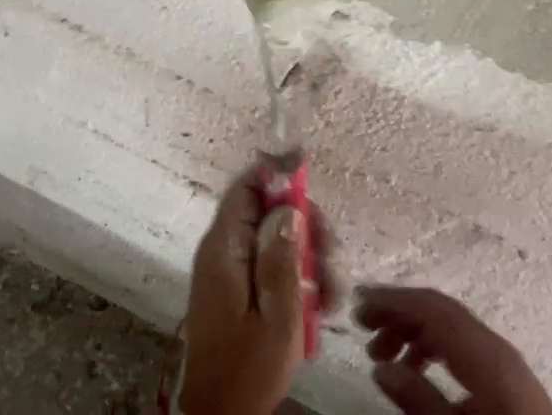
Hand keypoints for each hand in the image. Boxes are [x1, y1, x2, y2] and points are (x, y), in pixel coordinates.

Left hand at [179, 165, 332, 414]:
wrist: (220, 413)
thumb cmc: (248, 368)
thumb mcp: (276, 316)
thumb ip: (280, 257)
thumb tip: (286, 206)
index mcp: (224, 249)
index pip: (245, 187)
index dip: (274, 169)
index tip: (305, 162)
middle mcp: (222, 250)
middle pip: (266, 211)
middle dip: (305, 226)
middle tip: (331, 258)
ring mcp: (229, 269)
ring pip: (274, 239)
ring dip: (307, 258)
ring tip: (330, 297)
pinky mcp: (238, 289)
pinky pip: (269, 265)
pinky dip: (296, 278)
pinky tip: (317, 306)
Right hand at [356, 286, 551, 414]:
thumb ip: (420, 401)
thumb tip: (380, 368)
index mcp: (486, 357)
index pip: (433, 309)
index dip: (392, 300)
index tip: (357, 302)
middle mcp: (497, 348)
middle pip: (441, 311)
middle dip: (397, 311)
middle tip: (361, 327)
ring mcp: (506, 362)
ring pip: (451, 327)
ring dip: (412, 331)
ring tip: (381, 355)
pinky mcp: (509, 379)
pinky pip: (464, 346)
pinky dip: (433, 347)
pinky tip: (415, 368)